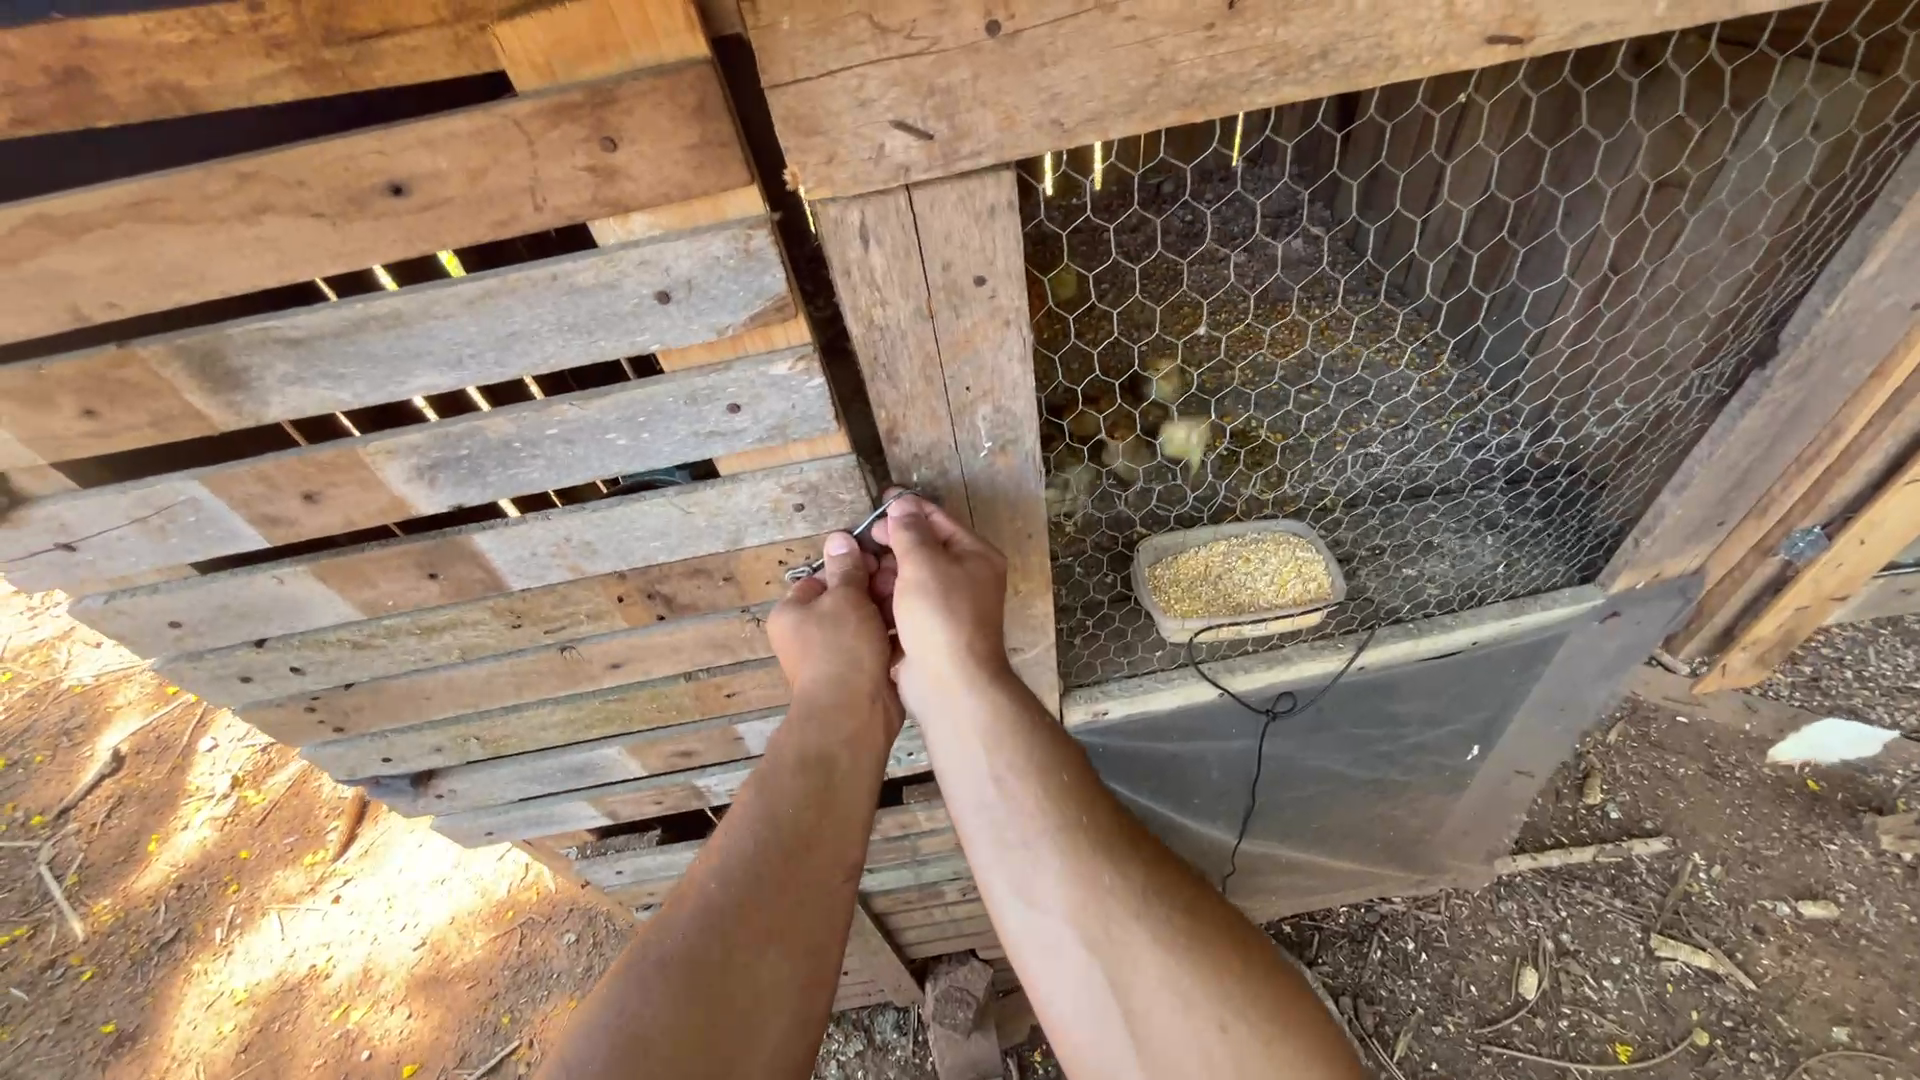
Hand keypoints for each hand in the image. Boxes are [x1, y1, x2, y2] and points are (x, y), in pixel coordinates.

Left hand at [767, 532, 899, 733]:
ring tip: (910, 599)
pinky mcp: (859, 672)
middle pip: (845, 598)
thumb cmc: (841, 648)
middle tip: (900, 578)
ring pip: (865, 621)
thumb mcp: (845, 599)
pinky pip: (877, 644)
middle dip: (873, 587)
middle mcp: (808, 634)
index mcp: (792, 612)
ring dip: (887, 610)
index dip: (851, 565)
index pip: (821, 577)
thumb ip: (846, 569)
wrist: (853, 714)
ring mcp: (834, 655)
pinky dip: (892, 635)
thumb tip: (838, 537)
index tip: (879, 559)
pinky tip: (914, 624)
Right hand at [868, 492, 1011, 714]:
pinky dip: (886, 600)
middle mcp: (965, 578)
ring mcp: (946, 607)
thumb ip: (910, 532)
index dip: (909, 509)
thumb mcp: (924, 563)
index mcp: (975, 556)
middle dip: (892, 545)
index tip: (880, 500)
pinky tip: (864, 597)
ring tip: (862, 572)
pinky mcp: (928, 632)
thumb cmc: (941, 615)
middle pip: (923, 550)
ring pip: (909, 579)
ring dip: (885, 574)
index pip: (939, 521)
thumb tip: (902, 505)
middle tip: (864, 541)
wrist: (950, 683)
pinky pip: (903, 606)